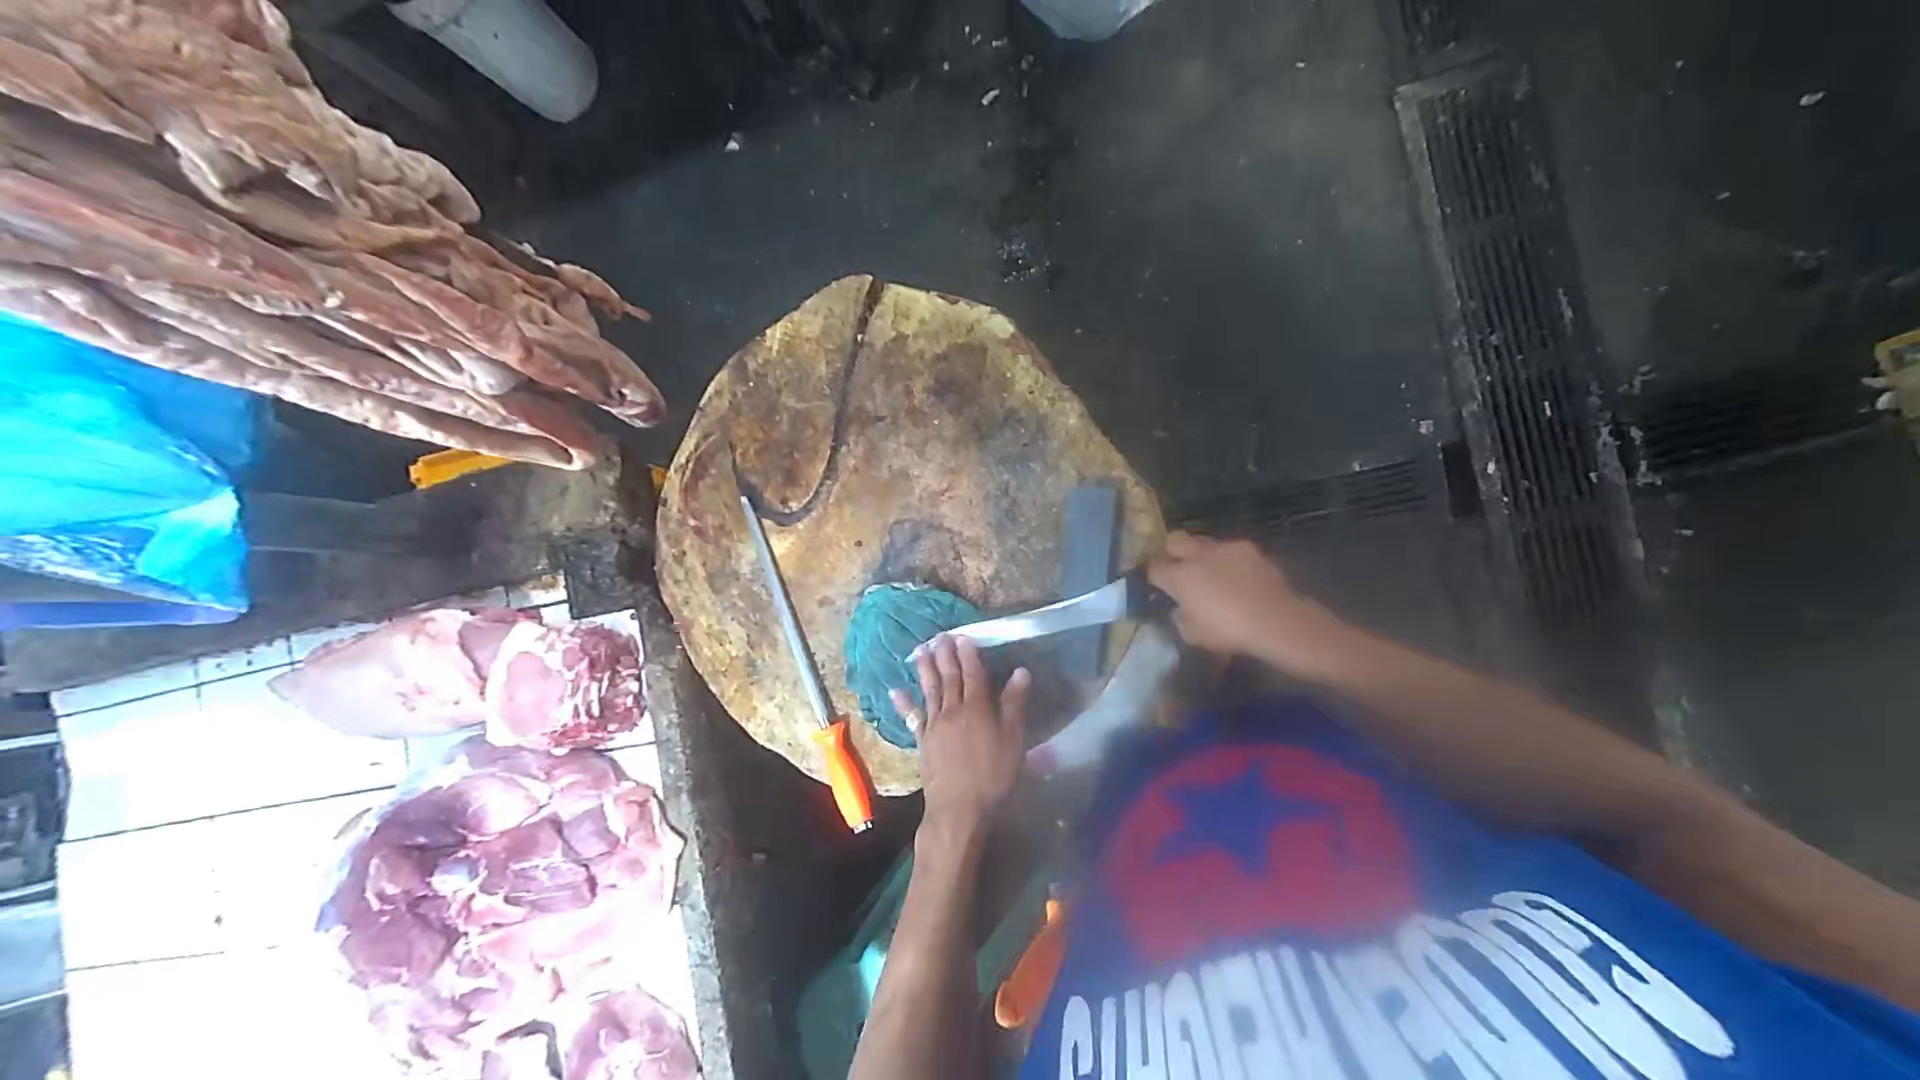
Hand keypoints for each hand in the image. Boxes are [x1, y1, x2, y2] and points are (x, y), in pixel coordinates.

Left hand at [891, 635, 1030, 836]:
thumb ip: (1015, 705)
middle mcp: (953, 710)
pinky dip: (904, 702)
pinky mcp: (922, 741)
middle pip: (949, 677)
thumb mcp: (1013, 741)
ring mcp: (934, 725)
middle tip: (941, 636)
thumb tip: (1021, 672)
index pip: (973, 675)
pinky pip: (911, 716)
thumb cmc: (993, 776)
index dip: (969, 655)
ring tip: (920, 649)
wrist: (958, 808)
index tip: (964, 637)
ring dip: (925, 669)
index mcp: (977, 709)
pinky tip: (895, 689)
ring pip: (930, 690)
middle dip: (946, 655)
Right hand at [1146, 531, 1351, 675]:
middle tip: (1178, 567)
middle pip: (1173, 540)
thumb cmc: (1230, 631)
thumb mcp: (1193, 635)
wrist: (1276, 620)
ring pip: (1202, 542)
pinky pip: (1230, 550)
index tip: (1156, 583)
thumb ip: (1180, 617)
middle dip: (1171, 551)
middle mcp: (1198, 556)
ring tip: (1211, 572)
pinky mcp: (1248, 548)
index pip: (1154, 567)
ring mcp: (1224, 548)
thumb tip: (1179, 609)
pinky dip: (1228, 560)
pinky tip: (1238, 576)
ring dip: (1201, 554)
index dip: (1152, 575)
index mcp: (1180, 577)